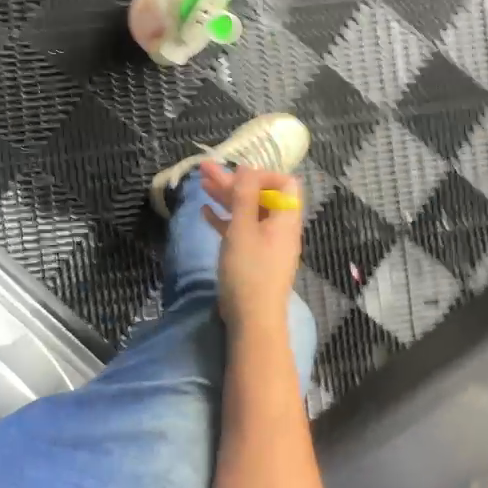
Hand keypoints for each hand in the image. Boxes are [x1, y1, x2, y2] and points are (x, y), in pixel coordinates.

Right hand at [199, 160, 302, 332]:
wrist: (252, 319)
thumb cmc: (248, 270)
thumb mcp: (242, 229)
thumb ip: (244, 196)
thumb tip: (247, 168)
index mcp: (285, 219)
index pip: (284, 184)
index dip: (262, 175)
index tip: (236, 175)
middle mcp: (279, 228)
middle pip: (260, 196)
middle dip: (234, 181)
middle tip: (205, 170)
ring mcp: (266, 244)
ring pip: (247, 212)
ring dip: (226, 197)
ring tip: (202, 184)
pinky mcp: (253, 257)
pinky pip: (240, 230)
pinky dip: (225, 218)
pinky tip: (206, 212)